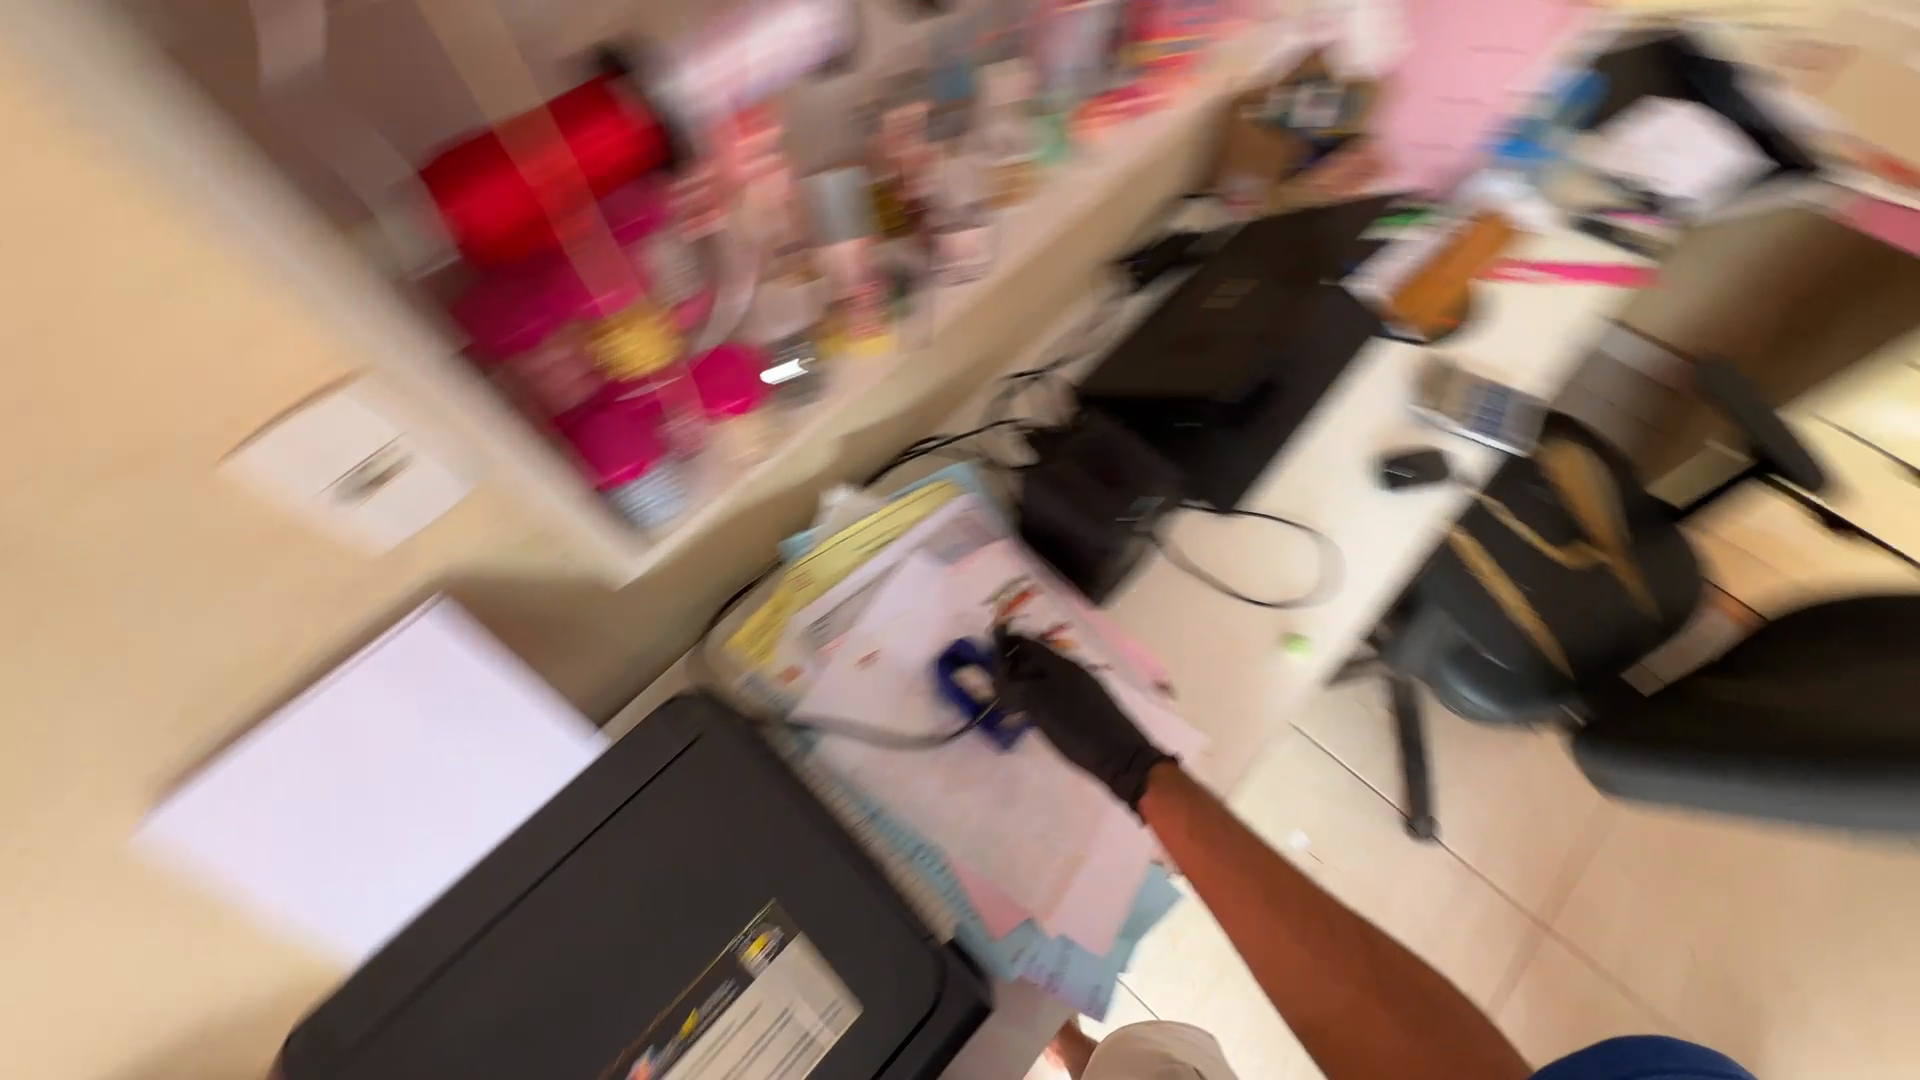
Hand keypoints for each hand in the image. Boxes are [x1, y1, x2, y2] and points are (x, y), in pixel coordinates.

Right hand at [994, 627, 1171, 811]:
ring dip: (1023, 682)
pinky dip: (1035, 696)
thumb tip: (997, 677)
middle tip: (991, 680)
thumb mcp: (1041, 707)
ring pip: (1044, 677)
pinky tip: (1027, 713)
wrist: (1123, 758)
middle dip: (1011, 664)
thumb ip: (1016, 688)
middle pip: (1035, 658)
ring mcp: (1080, 688)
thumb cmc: (1080, 730)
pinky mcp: (1085, 706)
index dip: (1005, 643)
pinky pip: (1053, 692)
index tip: (985, 650)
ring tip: (1004, 698)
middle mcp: (1071, 670)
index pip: (1027, 643)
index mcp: (1061, 665)